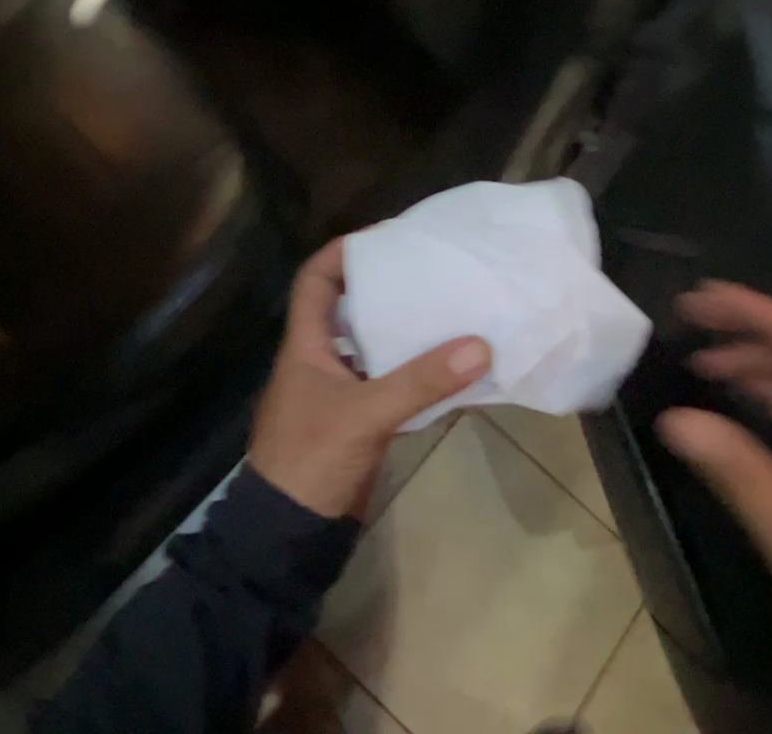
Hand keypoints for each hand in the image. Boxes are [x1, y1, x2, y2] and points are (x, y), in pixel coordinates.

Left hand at [249, 239, 491, 518]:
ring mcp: (341, 391)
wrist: (291, 532)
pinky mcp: (361, 420)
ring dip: (408, 330)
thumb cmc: (311, 459)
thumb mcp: (363, 416)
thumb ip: (419, 382)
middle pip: (352, 307)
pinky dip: (418, 372)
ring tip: (452, 308)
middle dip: (388, 287)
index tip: (388, 238)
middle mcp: (323, 360)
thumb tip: (480, 345)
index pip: (316, 280)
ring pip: (376, 346)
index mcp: (306, 346)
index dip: (343, 253)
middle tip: (434, 269)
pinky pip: (392, 382)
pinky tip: (453, 366)